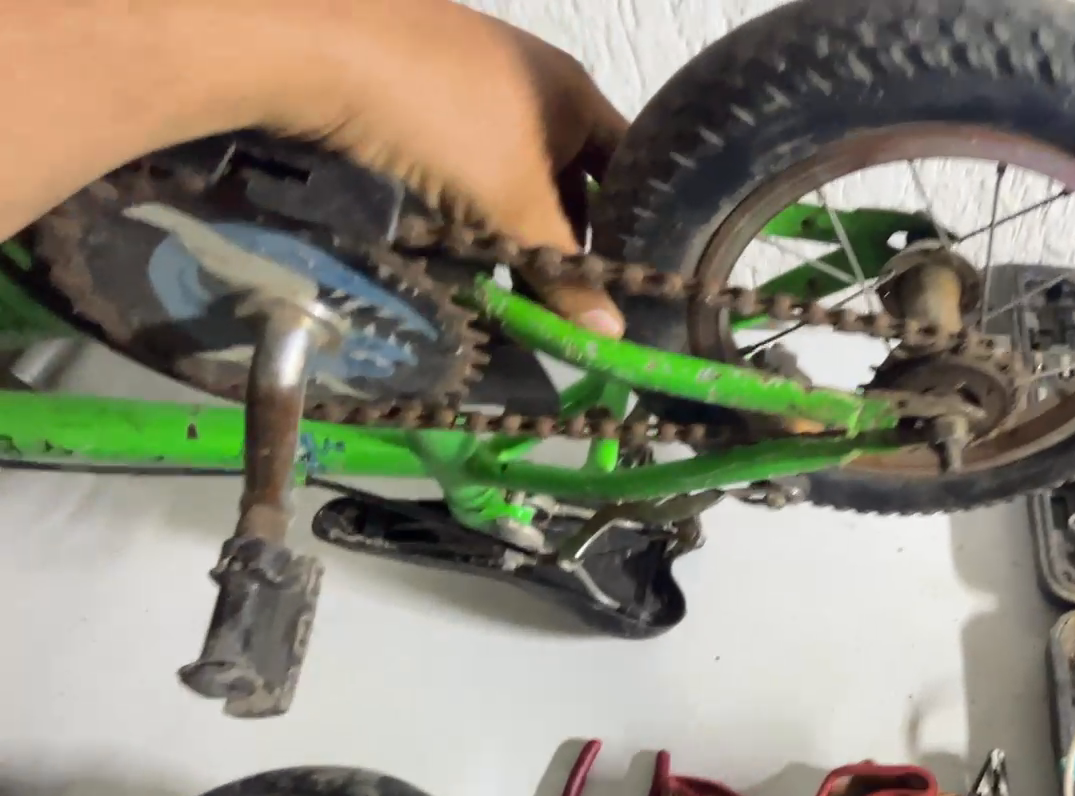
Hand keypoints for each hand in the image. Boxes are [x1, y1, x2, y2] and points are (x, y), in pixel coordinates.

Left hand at [270, 1, 627, 334]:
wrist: (299, 41)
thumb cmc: (446, 124)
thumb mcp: (516, 213)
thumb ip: (567, 276)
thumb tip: (610, 338)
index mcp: (574, 90)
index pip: (631, 167)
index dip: (638, 221)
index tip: (630, 270)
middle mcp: (533, 72)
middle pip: (574, 171)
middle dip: (569, 228)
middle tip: (565, 279)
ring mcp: (472, 67)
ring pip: (518, 164)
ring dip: (516, 214)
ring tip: (506, 260)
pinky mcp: (416, 72)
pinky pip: (470, 147)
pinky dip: (471, 189)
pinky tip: (456, 221)